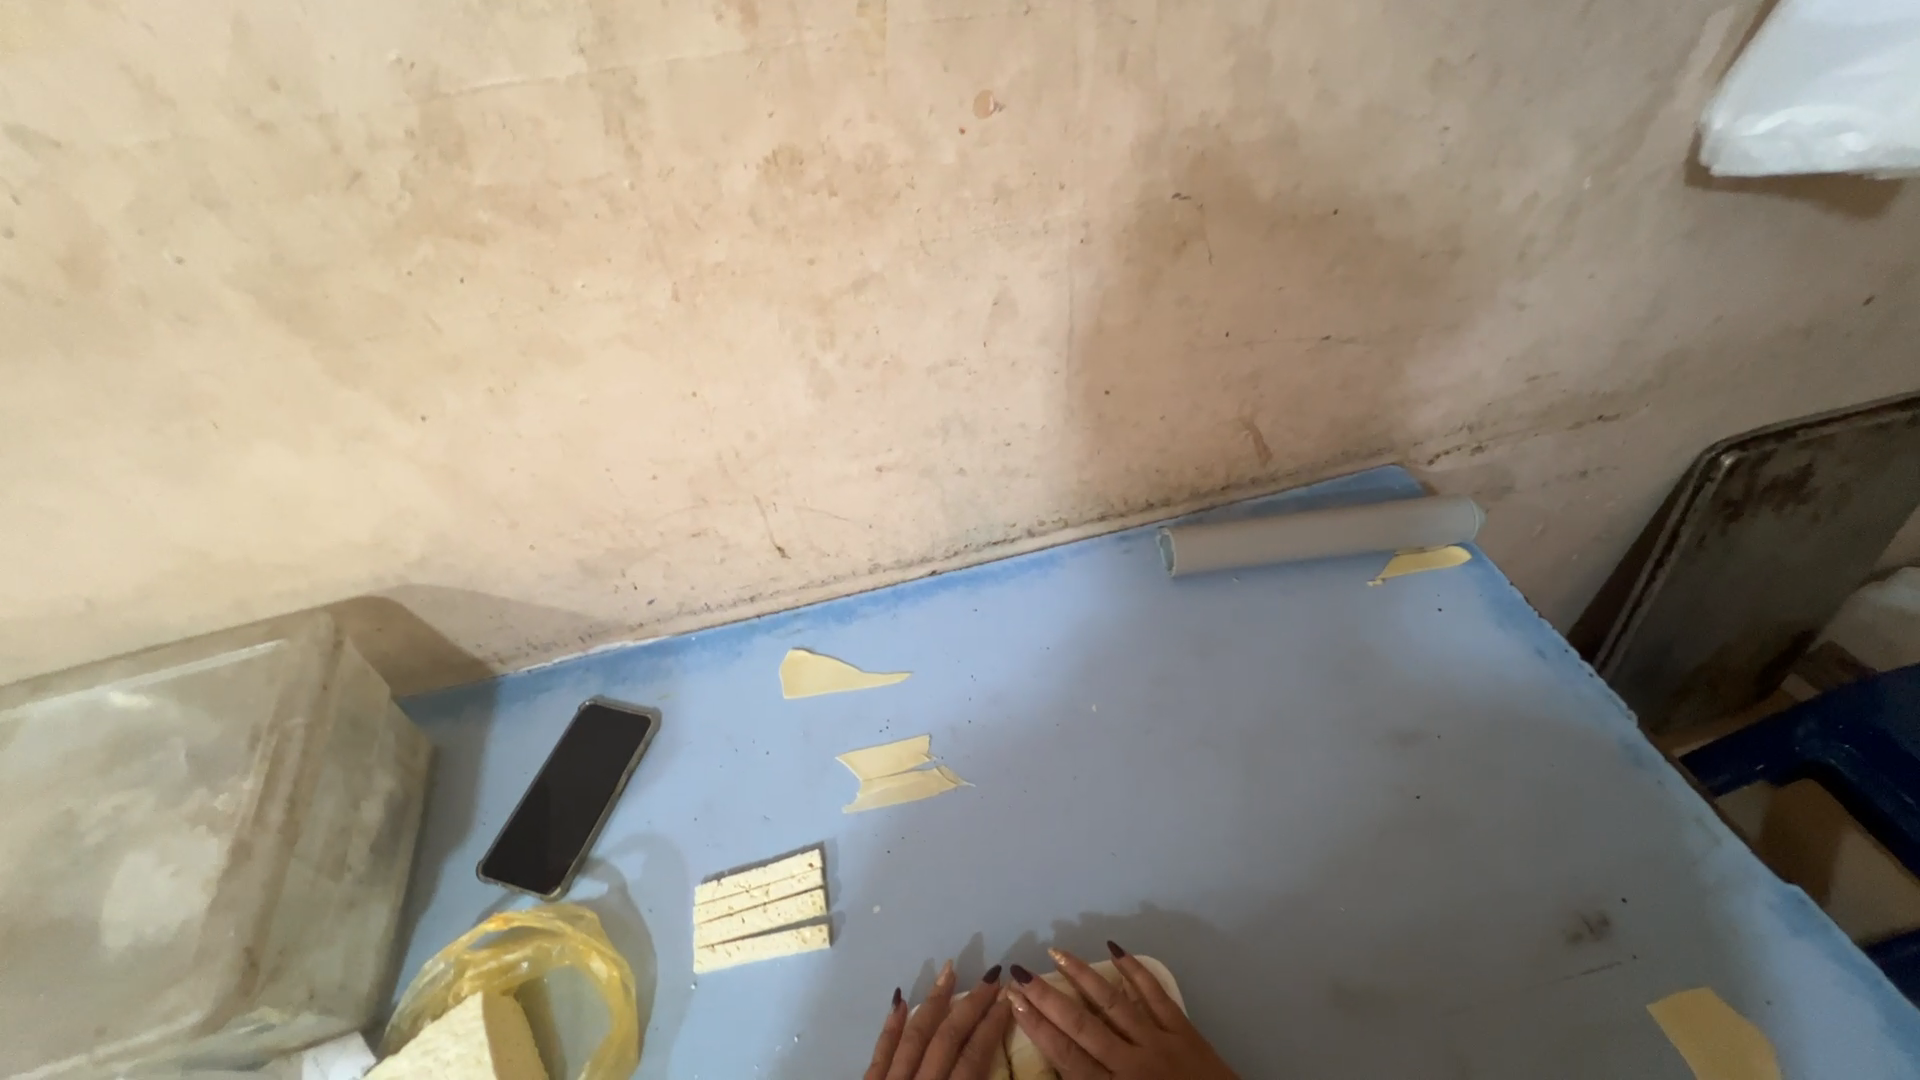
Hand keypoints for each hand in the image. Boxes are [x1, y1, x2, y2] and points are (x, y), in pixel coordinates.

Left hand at [865, 960, 1013, 1079]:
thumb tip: (1003, 1066)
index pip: (975, 1055)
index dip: (993, 1024)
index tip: (1008, 994)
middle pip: (948, 1037)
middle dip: (972, 1005)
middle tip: (991, 976)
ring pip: (915, 1034)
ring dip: (934, 1001)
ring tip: (949, 969)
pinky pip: (881, 1051)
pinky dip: (891, 1025)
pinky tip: (899, 999)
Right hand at [1006, 942, 1239, 1079]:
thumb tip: (1059, 1073)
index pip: (1067, 1056)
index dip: (1037, 1027)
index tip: (1014, 1001)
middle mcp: (1131, 1063)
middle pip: (1081, 1024)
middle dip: (1048, 997)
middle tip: (1021, 972)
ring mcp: (1158, 1041)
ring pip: (1112, 1002)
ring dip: (1082, 975)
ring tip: (1057, 953)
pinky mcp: (1183, 1029)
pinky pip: (1155, 994)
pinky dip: (1135, 970)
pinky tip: (1115, 949)